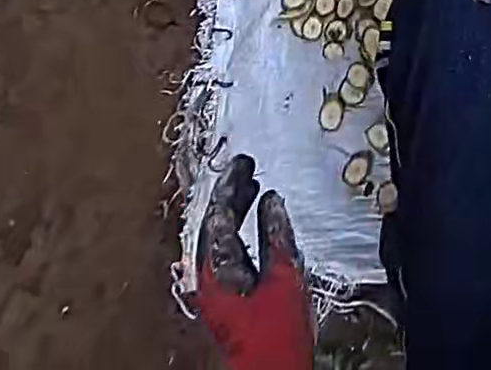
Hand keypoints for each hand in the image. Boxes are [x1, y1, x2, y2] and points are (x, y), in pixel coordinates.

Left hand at [195, 155, 312, 369]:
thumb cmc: (276, 327)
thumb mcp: (283, 274)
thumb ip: (275, 233)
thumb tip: (271, 200)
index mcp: (216, 266)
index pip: (218, 212)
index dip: (231, 184)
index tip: (244, 162)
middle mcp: (208, 273)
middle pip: (214, 221)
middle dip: (231, 193)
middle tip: (247, 168)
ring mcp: (214, 283)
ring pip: (219, 234)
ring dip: (234, 209)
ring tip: (251, 187)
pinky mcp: (225, 291)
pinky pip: (226, 247)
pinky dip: (238, 227)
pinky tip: (254, 219)